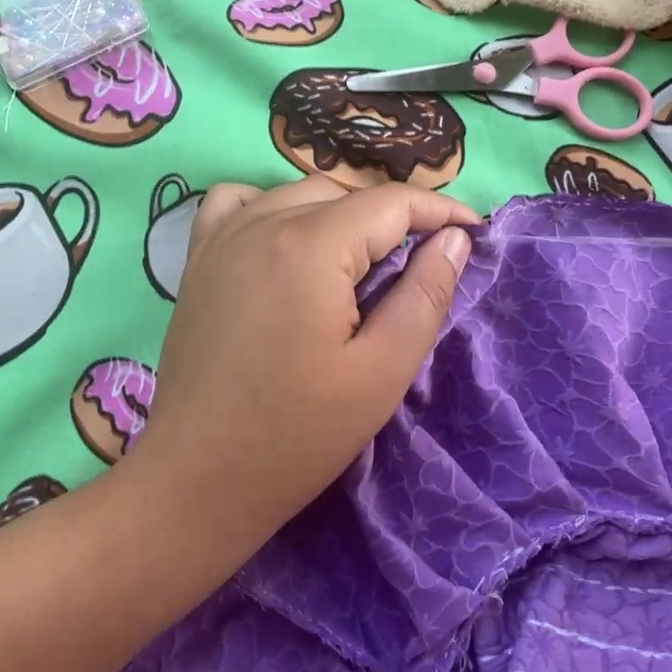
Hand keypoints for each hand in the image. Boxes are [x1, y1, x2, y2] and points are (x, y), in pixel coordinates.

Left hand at [127, 176, 477, 538]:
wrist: (198, 477)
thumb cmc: (298, 434)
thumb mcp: (382, 372)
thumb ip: (425, 295)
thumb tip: (455, 237)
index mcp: (312, 246)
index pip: (390, 202)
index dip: (439, 210)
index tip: (474, 232)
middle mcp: (263, 223)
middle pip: (345, 195)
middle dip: (392, 219)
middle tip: (419, 266)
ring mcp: (222, 237)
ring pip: (297, 193)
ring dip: (339, 213)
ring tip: (360, 262)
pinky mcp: (198, 259)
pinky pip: (238, 202)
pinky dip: (271, 206)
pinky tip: (285, 242)